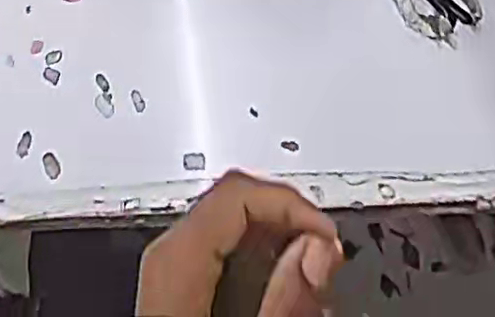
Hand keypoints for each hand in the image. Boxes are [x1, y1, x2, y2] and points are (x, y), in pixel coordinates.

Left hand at [137, 171, 342, 316]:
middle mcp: (169, 255)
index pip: (237, 193)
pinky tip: (283, 295)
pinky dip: (262, 263)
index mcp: (176, 260)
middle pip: (235, 202)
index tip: (325, 235)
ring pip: (233, 225)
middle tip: (325, 259)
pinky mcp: (181, 286)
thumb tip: (316, 247)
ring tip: (312, 280)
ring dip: (279, 244)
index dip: (289, 204)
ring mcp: (172, 268)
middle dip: (287, 223)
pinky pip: (226, 252)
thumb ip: (286, 300)